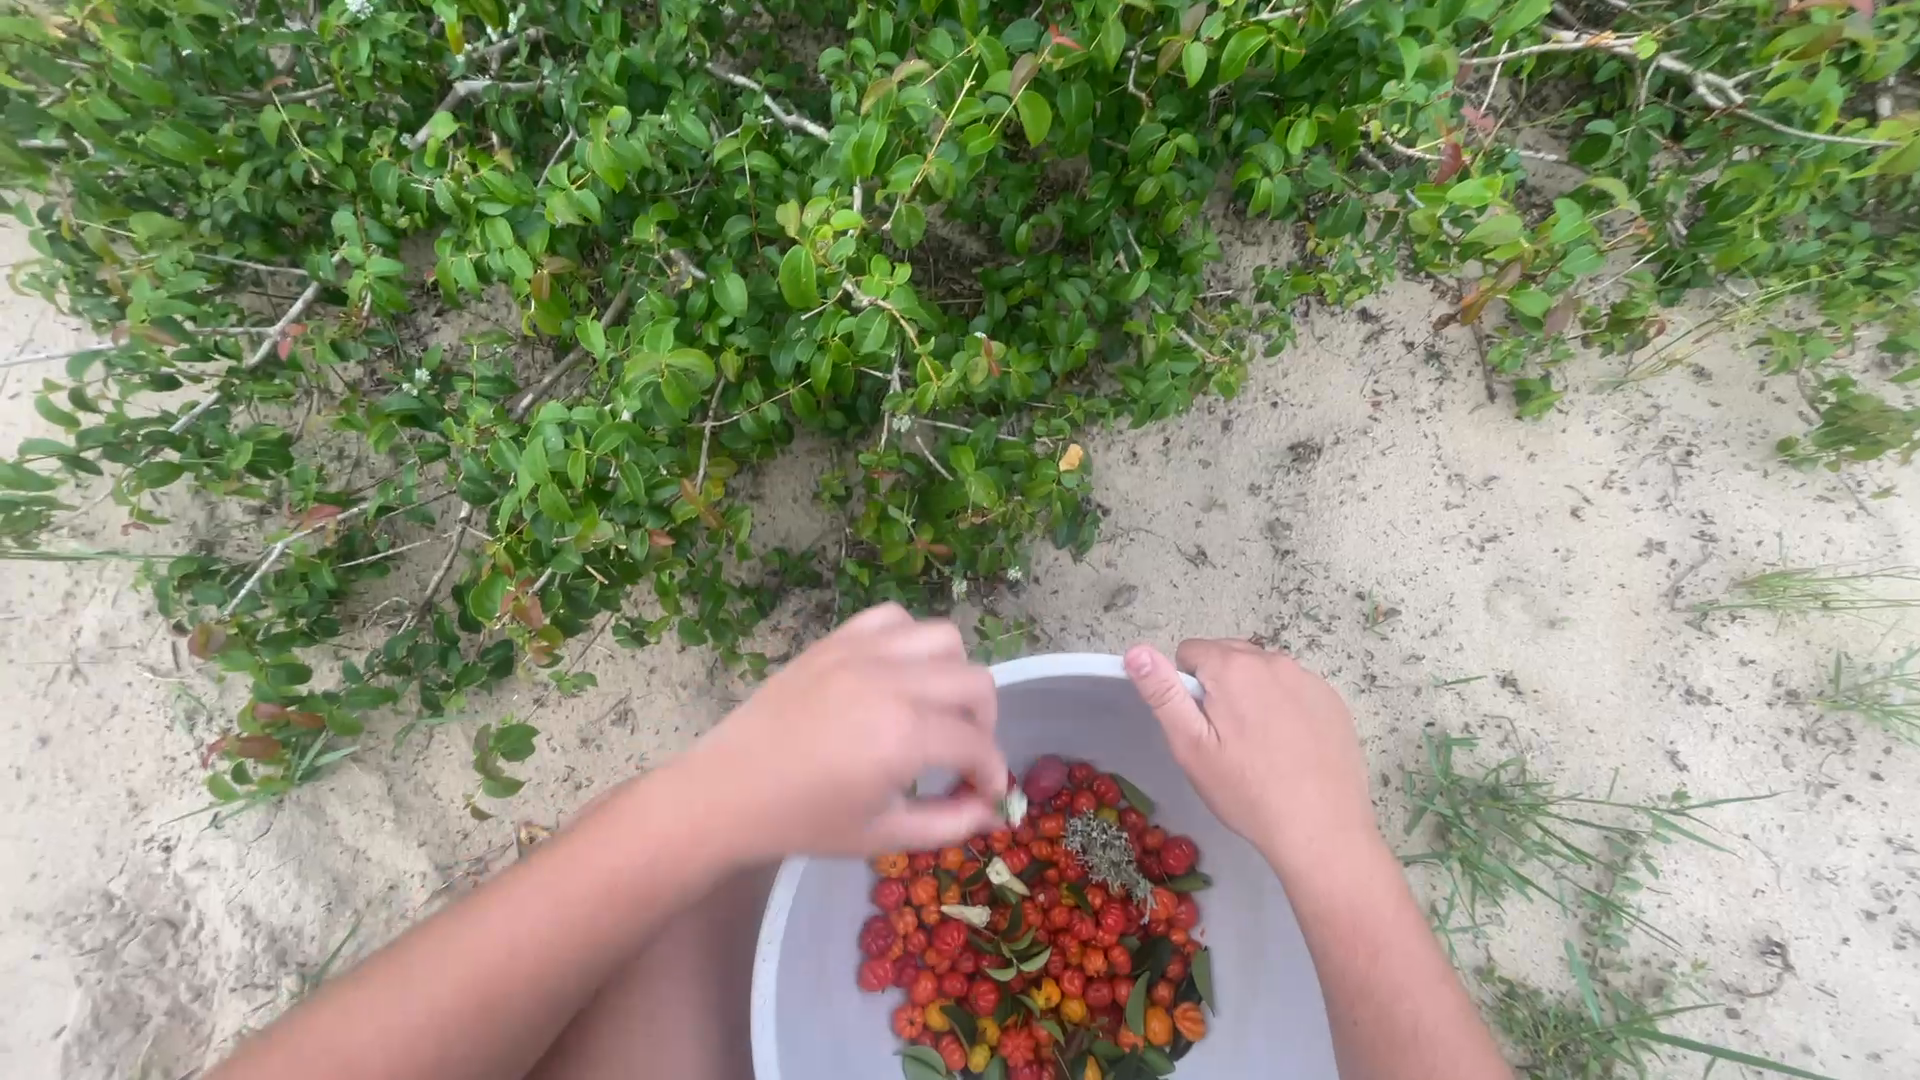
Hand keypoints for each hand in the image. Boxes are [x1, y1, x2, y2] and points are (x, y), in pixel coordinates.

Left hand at [673, 603, 1008, 859]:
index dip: (993, 772)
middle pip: (975, 682)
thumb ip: (949, 823)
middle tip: (966, 753)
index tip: (987, 792)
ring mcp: (861, 652)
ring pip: (944, 639)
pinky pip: (894, 618)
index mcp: (903, 737)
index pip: (977, 744)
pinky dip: (910, 642)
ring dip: (954, 675)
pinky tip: (899, 674)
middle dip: (985, 723)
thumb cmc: (804, 821)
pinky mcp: (836, 639)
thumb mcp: (883, 836)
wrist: (727, 791)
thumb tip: (991, 809)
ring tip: (935, 707)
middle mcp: (890, 682)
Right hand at [1124, 639, 1379, 872]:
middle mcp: (1273, 661)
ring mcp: (1309, 680)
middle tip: (1224, 739)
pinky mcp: (1334, 701)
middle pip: (1227, 656)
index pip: (1189, 651)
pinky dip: (1283, 707)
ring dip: (1250, 694)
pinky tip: (1288, 748)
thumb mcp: (1191, 746)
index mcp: (1233, 668)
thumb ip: (1163, 692)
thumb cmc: (1246, 791)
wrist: (1322, 832)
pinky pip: (1293, 689)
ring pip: (1261, 672)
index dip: (1185, 687)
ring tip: (1257, 746)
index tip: (1199, 726)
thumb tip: (1136, 650)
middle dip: (1218, 686)